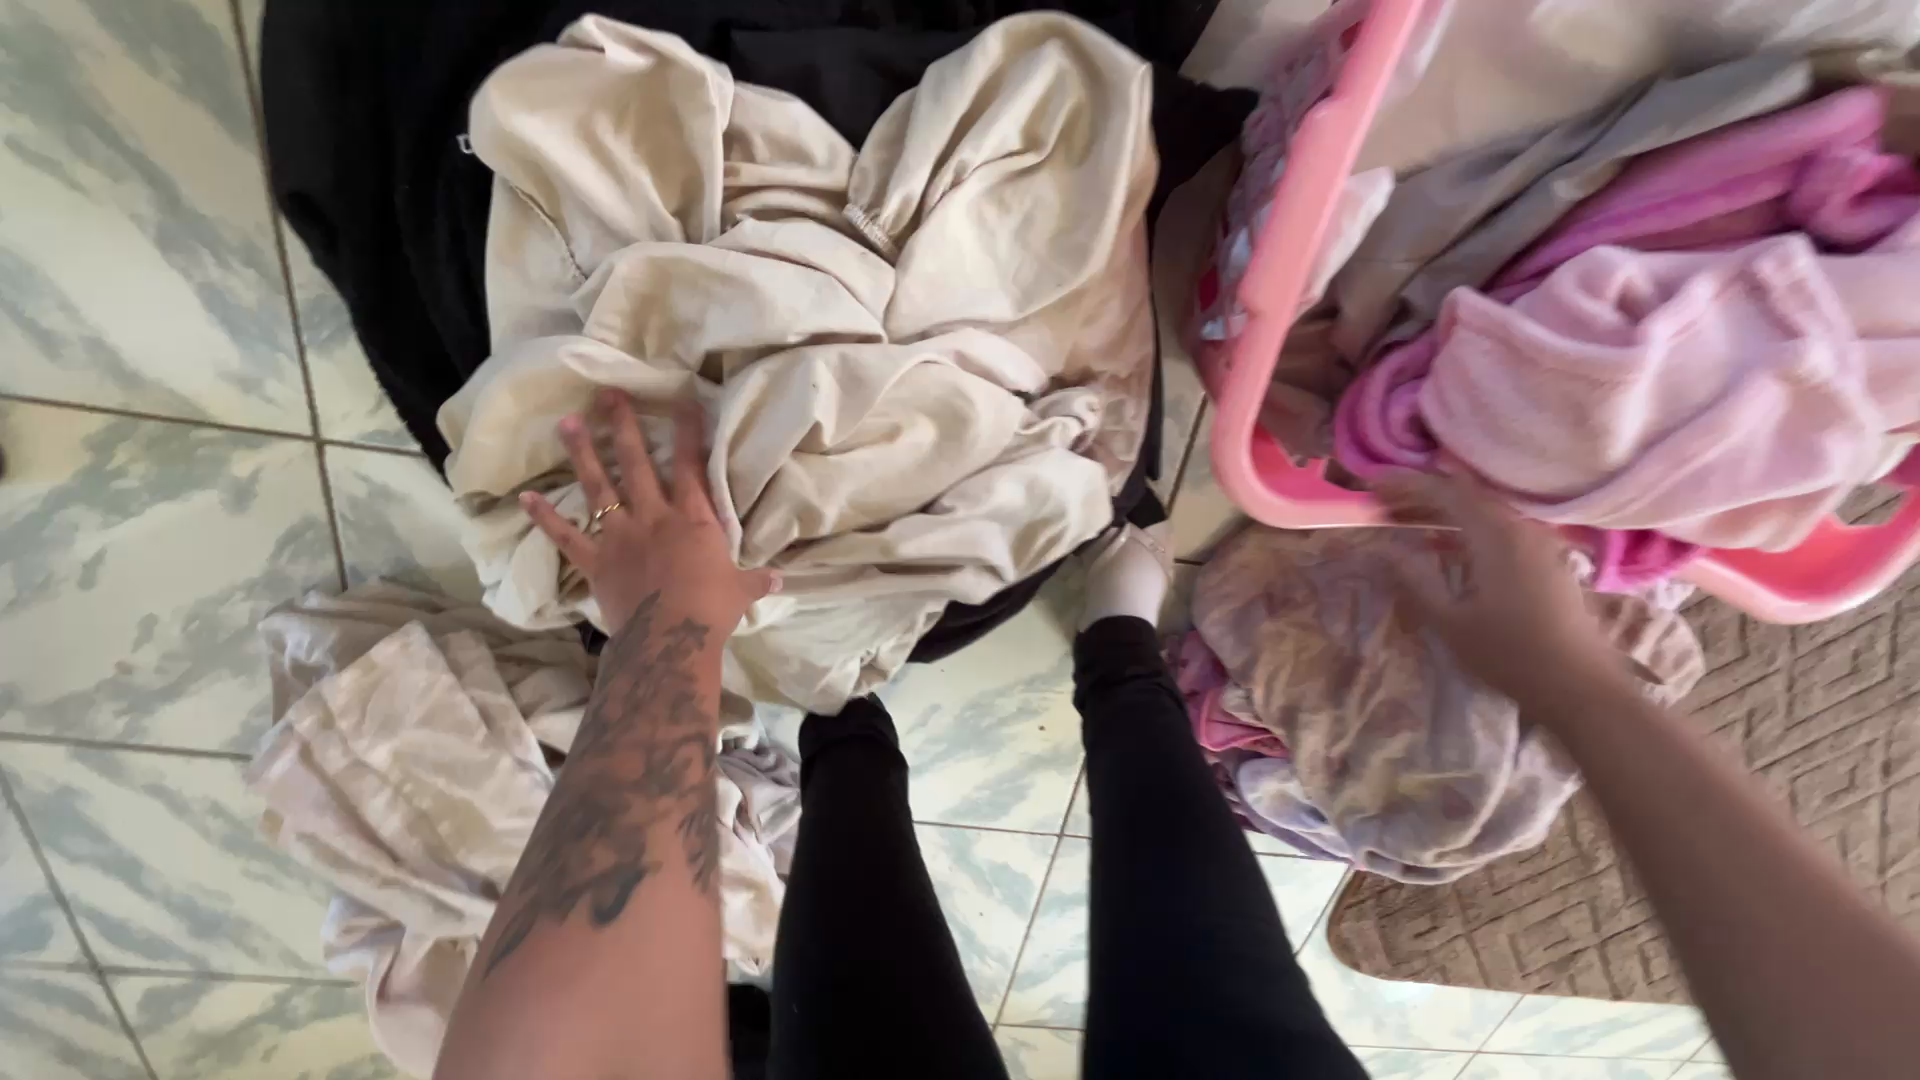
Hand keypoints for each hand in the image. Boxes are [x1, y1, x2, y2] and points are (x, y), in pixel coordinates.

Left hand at [521, 388, 778, 634]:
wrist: (669, 639)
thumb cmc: (711, 610)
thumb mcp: (741, 591)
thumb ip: (756, 580)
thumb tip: (779, 579)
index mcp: (693, 519)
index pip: (691, 466)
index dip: (688, 433)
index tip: (682, 402)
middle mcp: (654, 517)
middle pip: (637, 463)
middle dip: (623, 426)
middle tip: (609, 395)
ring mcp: (620, 537)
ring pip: (599, 487)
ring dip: (583, 454)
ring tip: (568, 422)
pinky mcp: (596, 561)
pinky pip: (567, 536)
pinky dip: (546, 517)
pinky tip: (527, 497)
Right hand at [1372, 467, 1624, 706]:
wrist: (1581, 687)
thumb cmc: (1509, 654)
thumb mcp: (1448, 619)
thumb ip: (1413, 578)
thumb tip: (1380, 548)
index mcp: (1497, 537)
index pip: (1446, 492)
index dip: (1406, 484)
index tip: (1372, 486)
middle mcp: (1522, 530)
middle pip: (1466, 496)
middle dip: (1420, 495)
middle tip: (1380, 502)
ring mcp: (1539, 545)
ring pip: (1482, 512)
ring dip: (1440, 511)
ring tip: (1402, 519)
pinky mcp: (1545, 562)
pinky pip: (1497, 528)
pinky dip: (1462, 527)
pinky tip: (1440, 545)